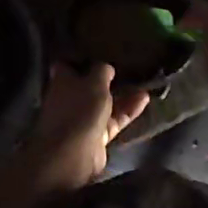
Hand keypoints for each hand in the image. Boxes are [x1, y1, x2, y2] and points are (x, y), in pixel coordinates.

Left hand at [19, 63, 148, 193]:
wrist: (74, 155)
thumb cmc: (80, 109)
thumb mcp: (95, 82)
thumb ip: (102, 70)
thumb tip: (106, 67)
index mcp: (62, 82)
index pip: (68, 66)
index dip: (81, 59)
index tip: (99, 52)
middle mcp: (70, 99)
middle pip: (89, 85)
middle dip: (106, 78)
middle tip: (127, 65)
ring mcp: (83, 119)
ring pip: (105, 103)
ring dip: (123, 94)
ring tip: (144, 82)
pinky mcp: (97, 136)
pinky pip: (114, 119)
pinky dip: (128, 110)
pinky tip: (145, 99)